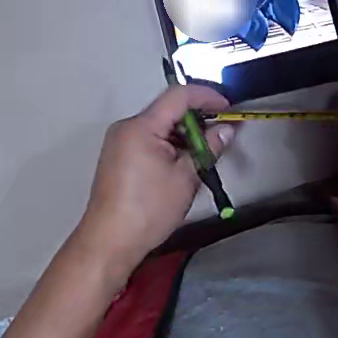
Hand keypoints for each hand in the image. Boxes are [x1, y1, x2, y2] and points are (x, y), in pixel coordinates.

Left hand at [73, 85, 233, 270]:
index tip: (227, 109)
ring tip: (203, 156)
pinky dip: (168, 145)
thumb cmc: (147, 211)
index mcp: (141, 126)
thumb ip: (208, 148)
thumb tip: (226, 129)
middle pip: (168, 110)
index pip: (178, 95)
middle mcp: (126, 127)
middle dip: (197, 120)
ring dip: (183, 135)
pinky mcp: (118, 156)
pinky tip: (182, 164)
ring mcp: (119, 141)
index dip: (207, 97)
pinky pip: (148, 139)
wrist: (109, 241)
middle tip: (221, 135)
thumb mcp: (186, 178)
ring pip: (159, 126)